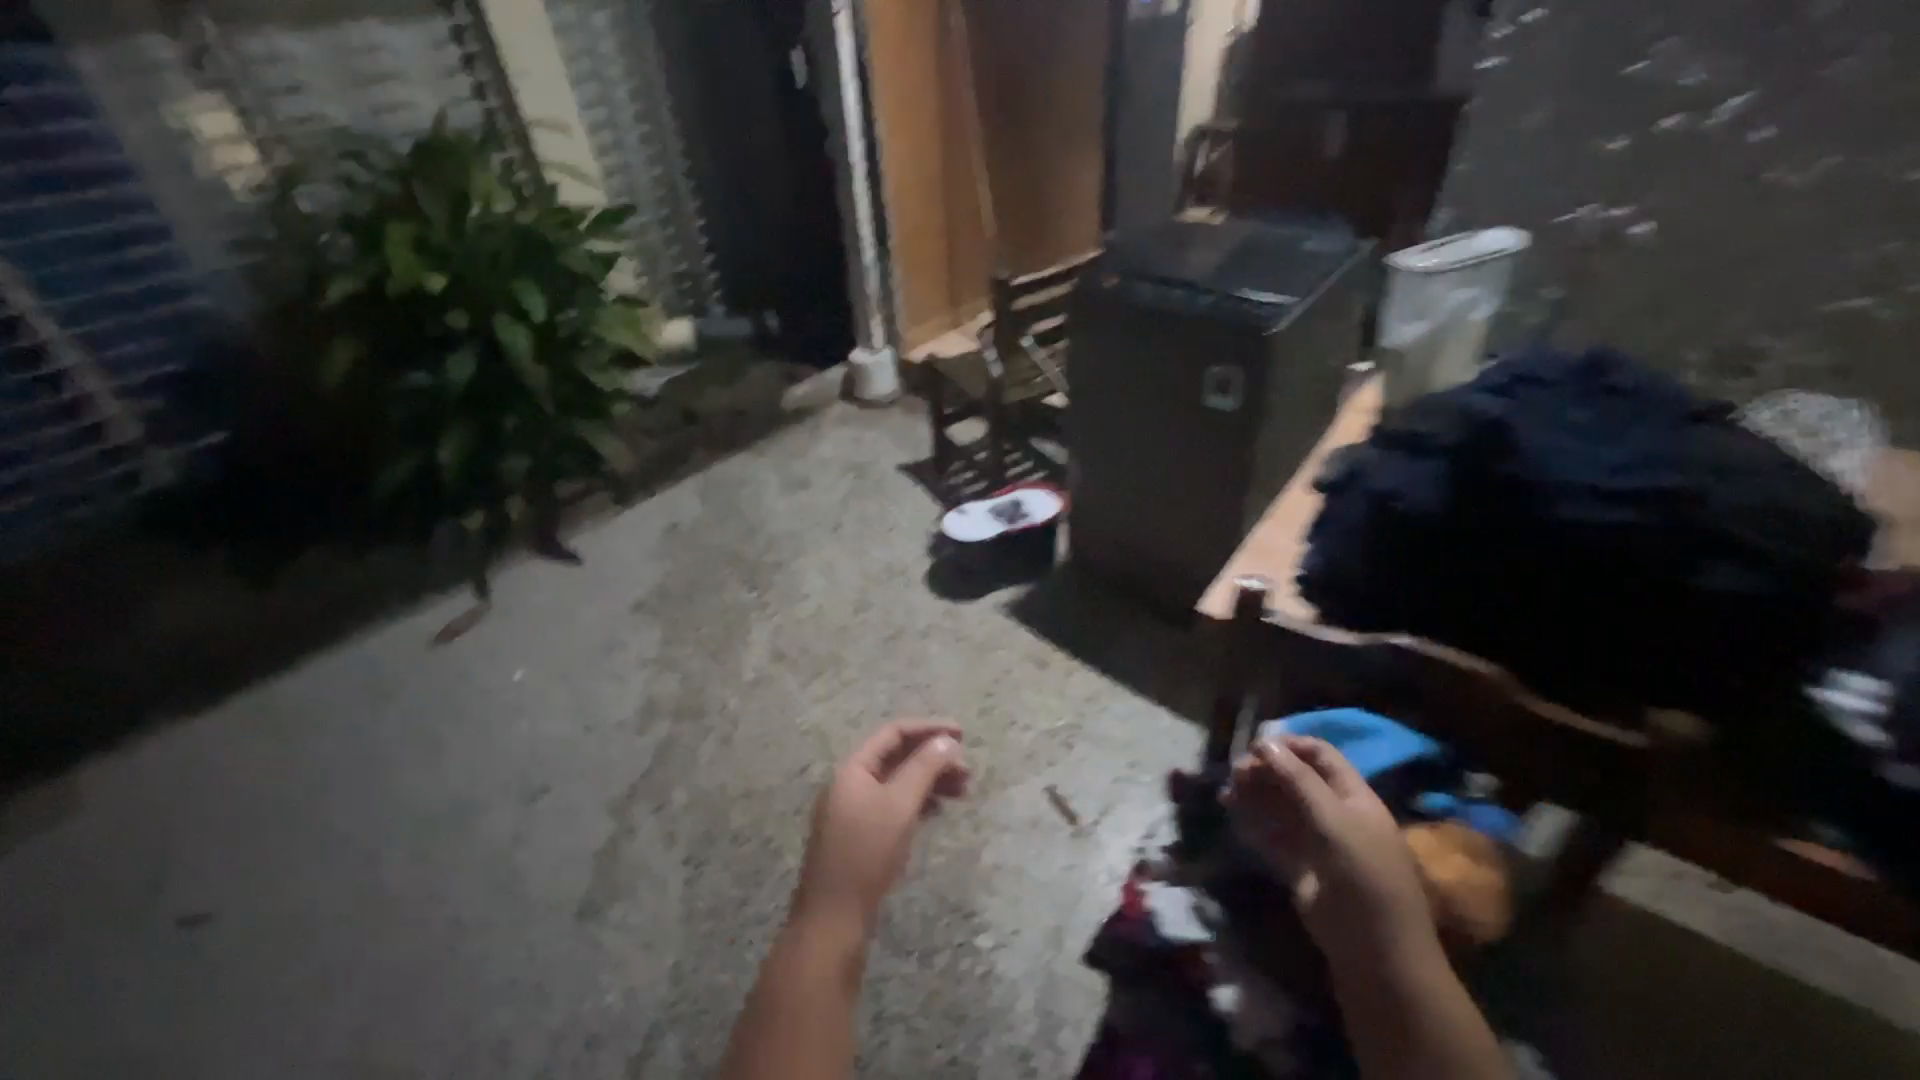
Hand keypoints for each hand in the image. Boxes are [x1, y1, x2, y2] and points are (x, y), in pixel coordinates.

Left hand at [792, 720, 970, 932]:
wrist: (835, 914)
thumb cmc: (868, 852)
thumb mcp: (901, 805)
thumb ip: (924, 768)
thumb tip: (947, 740)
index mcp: (853, 768)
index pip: (894, 733)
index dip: (929, 728)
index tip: (962, 734)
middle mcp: (851, 783)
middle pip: (896, 757)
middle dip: (933, 758)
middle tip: (968, 770)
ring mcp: (854, 809)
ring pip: (897, 782)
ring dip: (929, 781)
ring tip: (962, 792)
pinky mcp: (861, 834)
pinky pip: (893, 804)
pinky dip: (917, 801)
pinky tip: (937, 811)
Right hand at [1224, 736, 1438, 969]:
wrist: (1373, 948)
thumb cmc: (1363, 875)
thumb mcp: (1334, 820)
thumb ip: (1298, 781)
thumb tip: (1263, 743)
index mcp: (1354, 796)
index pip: (1320, 755)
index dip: (1289, 746)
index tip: (1254, 747)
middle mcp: (1335, 814)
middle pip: (1296, 780)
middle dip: (1265, 772)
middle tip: (1234, 775)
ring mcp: (1316, 843)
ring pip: (1280, 808)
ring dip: (1254, 797)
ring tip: (1226, 796)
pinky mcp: (1299, 869)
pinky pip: (1272, 838)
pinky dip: (1253, 825)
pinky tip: (1234, 819)